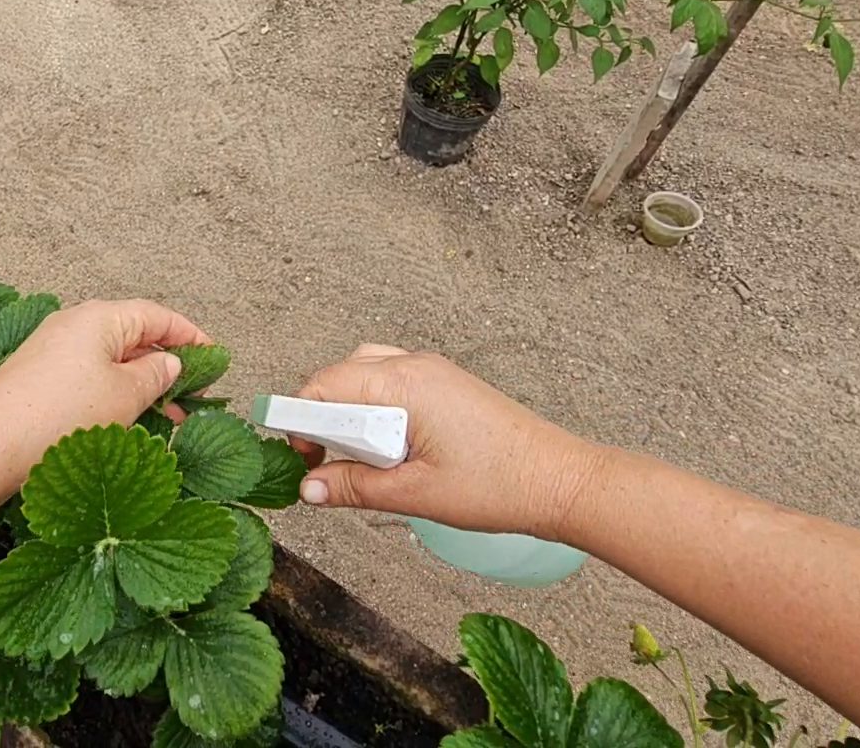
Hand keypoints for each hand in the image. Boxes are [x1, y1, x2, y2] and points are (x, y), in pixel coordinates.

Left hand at [0, 299, 208, 490]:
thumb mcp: (125, 395)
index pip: (155, 315)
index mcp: (98, 318)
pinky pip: (88, 376)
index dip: (189, 334)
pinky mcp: (38, 377)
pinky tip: (128, 421)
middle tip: (196, 394)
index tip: (214, 355)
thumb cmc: (61, 417)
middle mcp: (73, 325)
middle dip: (166, 365)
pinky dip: (114, 393)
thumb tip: (168, 362)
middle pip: (133, 336)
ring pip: (111, 361)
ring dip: (142, 386)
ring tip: (170, 419)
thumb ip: (155, 374)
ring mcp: (52, 351)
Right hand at [290, 345, 604, 539]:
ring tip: (352, 448)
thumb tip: (309, 488)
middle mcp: (412, 365)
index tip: (299, 455)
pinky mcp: (442, 380)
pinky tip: (382, 437)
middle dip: (320, 413)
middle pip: (339, 374)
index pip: (326, 386)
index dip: (300, 418)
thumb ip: (354, 487)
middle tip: (321, 458)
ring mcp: (429, 369)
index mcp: (402, 385)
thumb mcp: (415, 494)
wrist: (561, 481)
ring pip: (362, 370)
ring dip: (346, 405)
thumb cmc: (500, 485)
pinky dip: (371, 401)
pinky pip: (388, 375)